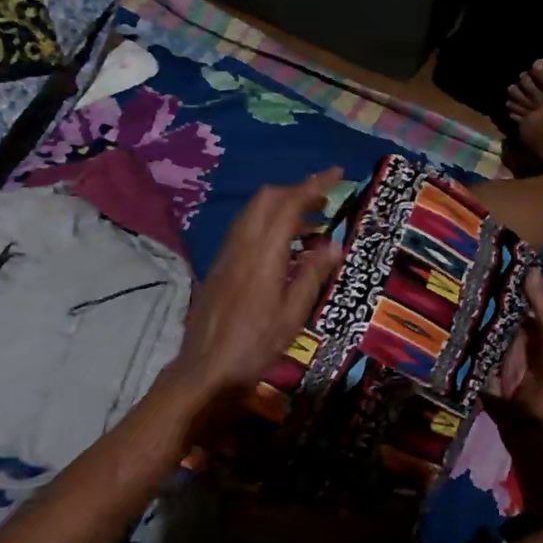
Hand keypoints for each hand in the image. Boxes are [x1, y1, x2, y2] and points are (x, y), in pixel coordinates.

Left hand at [171, 168, 345, 396]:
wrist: (205, 368)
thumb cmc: (255, 345)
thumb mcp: (293, 314)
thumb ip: (313, 274)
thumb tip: (335, 245)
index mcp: (264, 253)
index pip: (289, 204)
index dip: (314, 185)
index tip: (337, 174)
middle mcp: (242, 244)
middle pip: (267, 199)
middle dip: (297, 190)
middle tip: (325, 201)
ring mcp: (227, 253)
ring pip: (253, 212)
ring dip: (282, 206)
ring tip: (311, 223)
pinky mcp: (220, 265)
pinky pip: (246, 229)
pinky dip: (269, 223)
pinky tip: (285, 245)